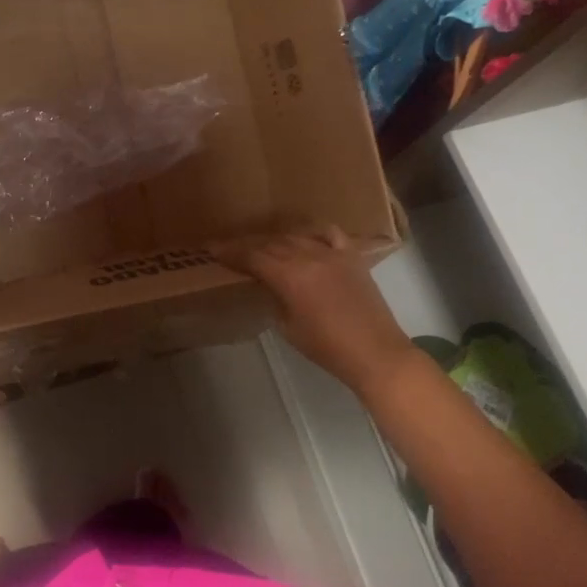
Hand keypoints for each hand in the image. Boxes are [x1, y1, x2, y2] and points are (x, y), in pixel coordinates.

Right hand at [214, 225, 413, 395]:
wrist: (376, 353)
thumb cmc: (327, 348)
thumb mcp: (288, 326)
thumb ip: (274, 298)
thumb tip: (267, 284)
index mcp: (289, 275)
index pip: (252, 256)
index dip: (230, 252)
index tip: (211, 248)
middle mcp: (308, 256)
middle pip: (271, 244)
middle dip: (248, 245)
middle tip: (231, 248)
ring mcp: (332, 253)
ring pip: (296, 236)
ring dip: (277, 239)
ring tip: (264, 246)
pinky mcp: (352, 256)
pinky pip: (329, 234)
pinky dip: (313, 232)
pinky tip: (305, 237)